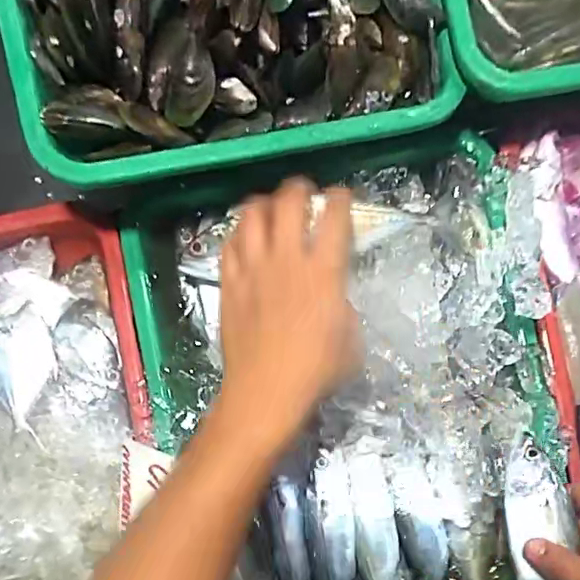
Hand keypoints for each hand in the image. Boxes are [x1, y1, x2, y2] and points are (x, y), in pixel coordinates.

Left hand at [215, 178, 361, 446]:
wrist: (267, 391)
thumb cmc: (317, 372)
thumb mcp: (351, 340)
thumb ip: (344, 307)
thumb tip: (334, 295)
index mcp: (324, 273)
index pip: (334, 218)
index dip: (340, 199)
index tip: (341, 195)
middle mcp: (287, 259)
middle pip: (289, 202)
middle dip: (300, 188)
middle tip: (304, 191)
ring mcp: (253, 268)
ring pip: (253, 213)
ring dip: (265, 202)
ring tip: (270, 206)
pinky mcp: (229, 282)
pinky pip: (230, 242)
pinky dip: (240, 231)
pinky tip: (245, 237)